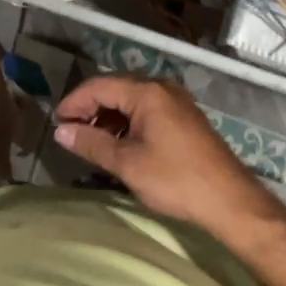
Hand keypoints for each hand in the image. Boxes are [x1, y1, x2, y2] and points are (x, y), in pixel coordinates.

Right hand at [54, 76, 277, 230]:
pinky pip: (148, 111)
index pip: (100, 86)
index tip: (57, 123)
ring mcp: (177, 102)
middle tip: (71, 133)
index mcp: (147, 92)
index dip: (75, 102)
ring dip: (110, 118)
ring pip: (132, 101)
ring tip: (92, 142)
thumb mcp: (127, 164)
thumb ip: (92, 144)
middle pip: (116, 89)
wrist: (228, 199)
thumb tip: (61, 132)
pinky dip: (128, 123)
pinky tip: (120, 145)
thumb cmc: (174, 179)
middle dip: (91, 109)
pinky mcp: (185, 118)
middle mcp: (163, 88)